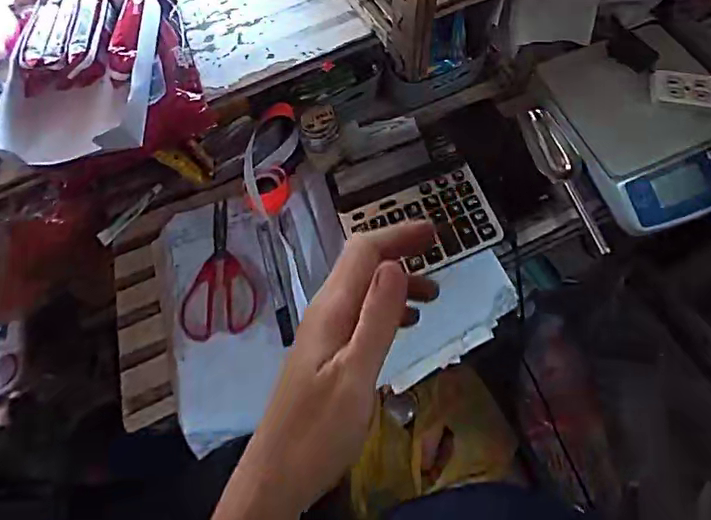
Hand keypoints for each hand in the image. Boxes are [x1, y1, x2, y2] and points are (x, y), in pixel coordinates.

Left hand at [214, 221, 439, 519]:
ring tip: (432, 293)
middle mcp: (325, 310)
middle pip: (362, 263)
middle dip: (400, 250)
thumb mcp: (355, 376)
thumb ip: (377, 319)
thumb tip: (396, 264)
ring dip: (397, 282)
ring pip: (363, 288)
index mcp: (332, 309)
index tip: (432, 231)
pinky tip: (405, 323)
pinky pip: (360, 313)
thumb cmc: (317, 432)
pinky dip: (386, 308)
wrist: (273, 479)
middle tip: (437, 251)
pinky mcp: (325, 352)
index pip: (364, 251)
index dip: (398, 234)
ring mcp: (323, 331)